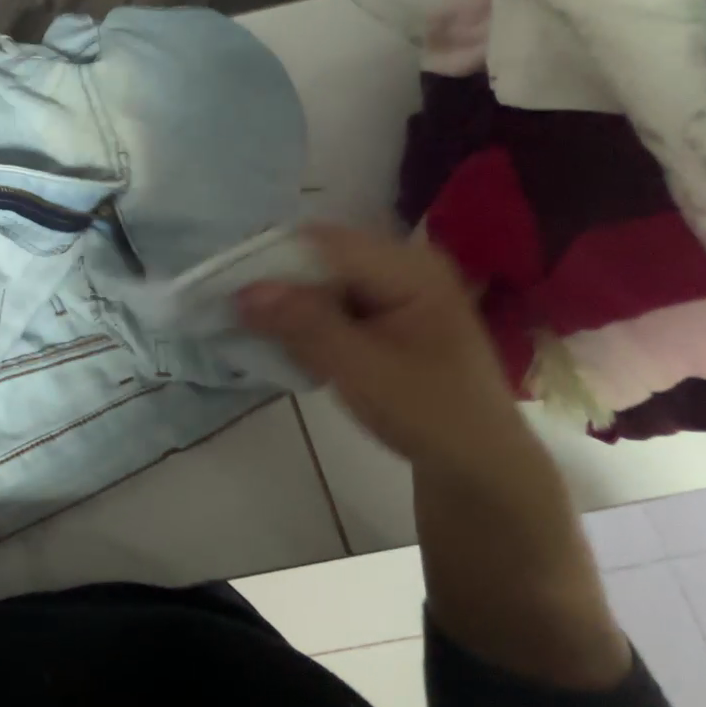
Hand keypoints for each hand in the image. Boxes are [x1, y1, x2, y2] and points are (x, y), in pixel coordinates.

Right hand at [236, 224, 526, 477]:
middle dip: (275, 281)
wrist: (478, 463)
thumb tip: (241, 290)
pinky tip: (289, 342)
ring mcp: (394, 288)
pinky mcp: (384, 312)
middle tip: (237, 312)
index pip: (320, 242)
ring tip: (256, 328)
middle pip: (317, 257)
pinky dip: (303, 317)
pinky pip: (328, 300)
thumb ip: (302, 323)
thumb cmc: (428, 412)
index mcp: (409, 268)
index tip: (227, 287)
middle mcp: (402, 266)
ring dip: (285, 303)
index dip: (271, 259)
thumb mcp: (359, 369)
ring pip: (317, 280)